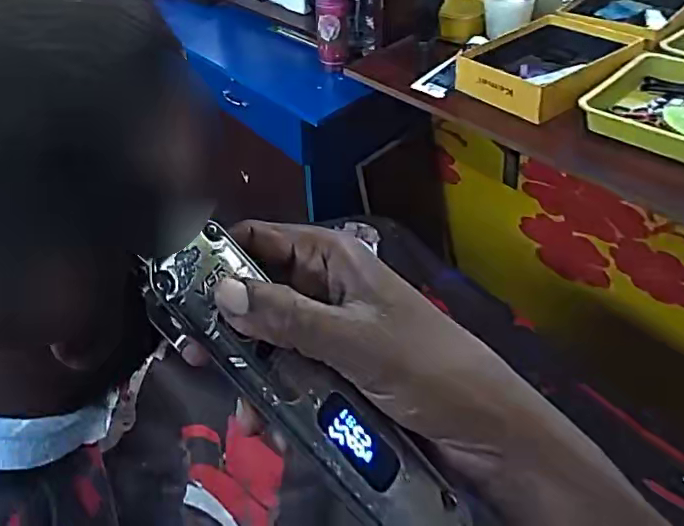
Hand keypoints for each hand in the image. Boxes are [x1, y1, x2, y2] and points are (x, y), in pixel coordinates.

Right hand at [209, 221, 666, 525]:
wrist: (503, 445)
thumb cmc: (431, 372)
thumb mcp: (355, 341)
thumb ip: (286, 316)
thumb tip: (219, 291)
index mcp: (327, 257)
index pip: (255, 239)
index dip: (216, 256)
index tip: (180, 286)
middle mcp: (321, 285)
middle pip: (254, 290)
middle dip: (226, 323)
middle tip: (192, 350)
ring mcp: (327, 329)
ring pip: (267, 337)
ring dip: (249, 369)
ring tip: (239, 407)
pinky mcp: (334, 368)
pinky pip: (288, 371)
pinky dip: (273, 394)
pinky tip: (266, 423)